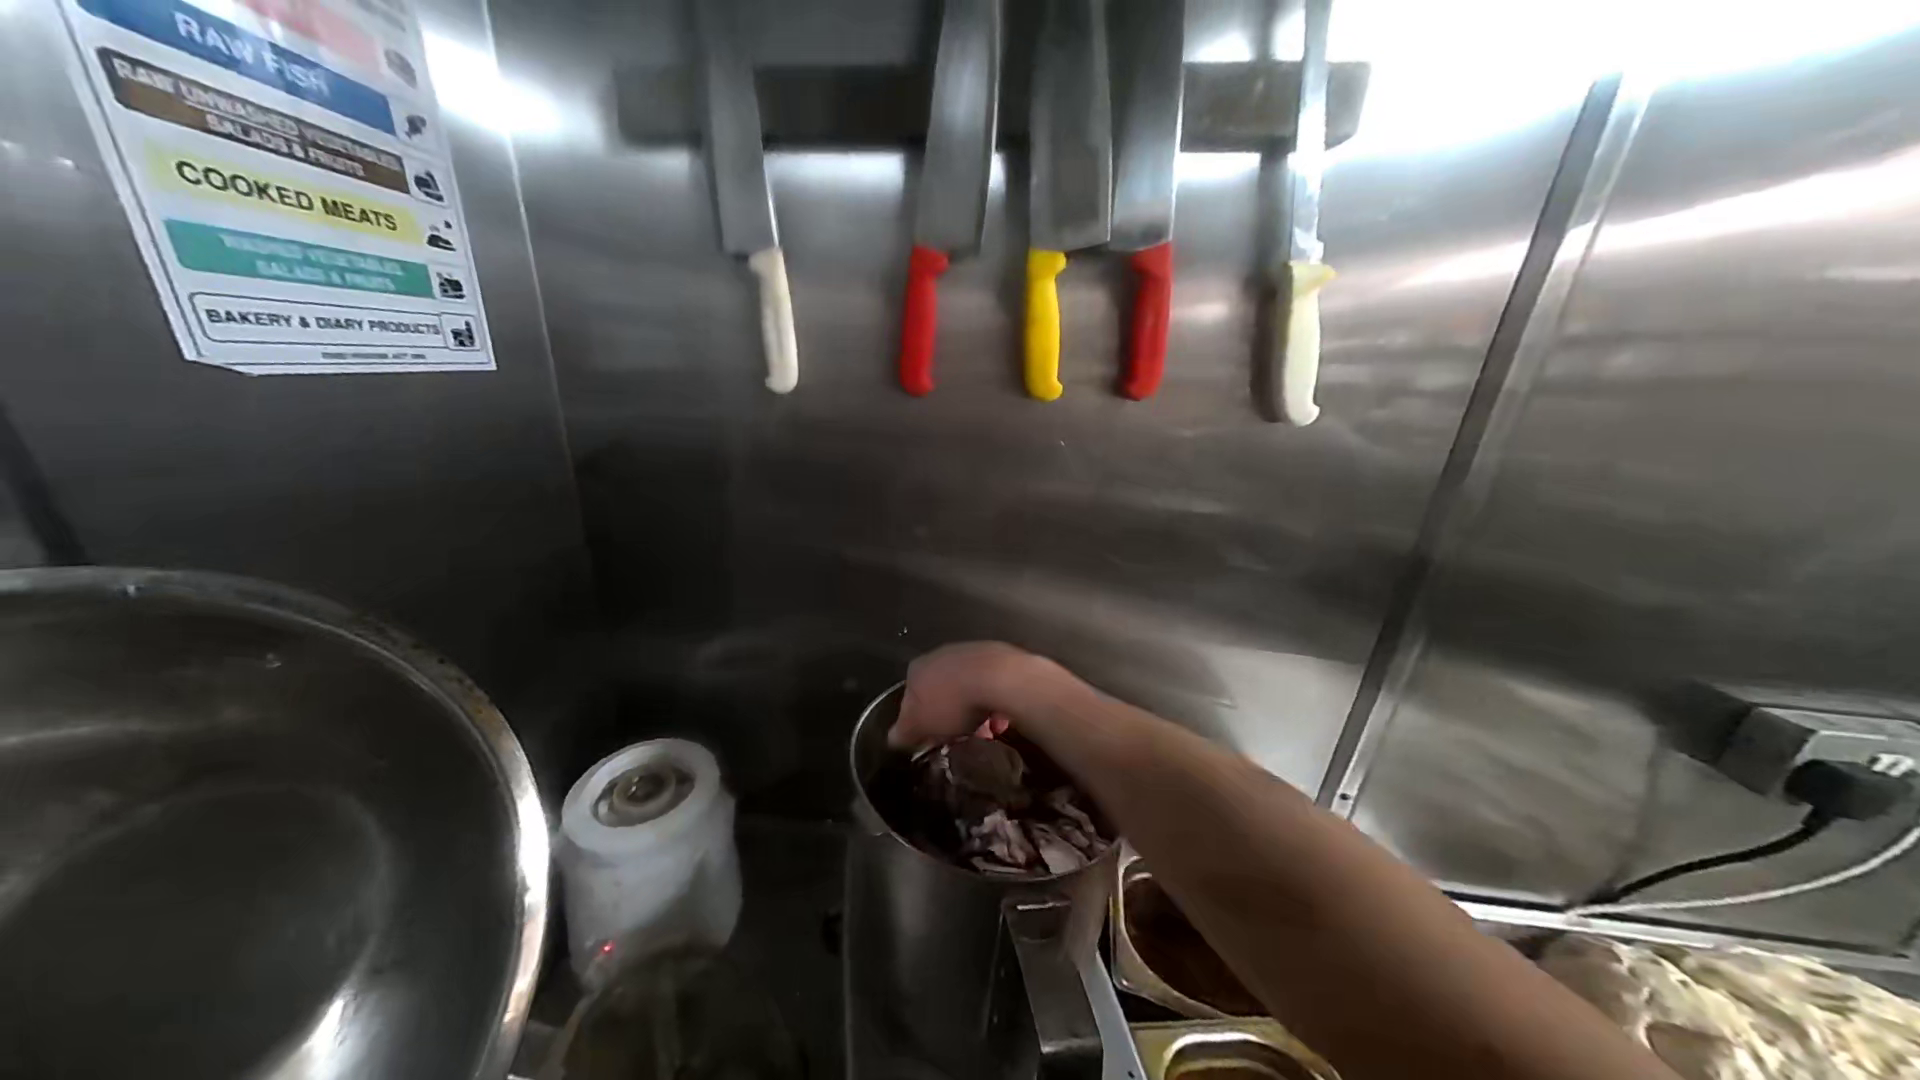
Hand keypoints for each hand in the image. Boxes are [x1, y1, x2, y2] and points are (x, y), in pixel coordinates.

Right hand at [888, 642, 1055, 748]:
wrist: (999, 678)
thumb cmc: (951, 702)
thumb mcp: (918, 725)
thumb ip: (902, 732)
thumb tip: (894, 738)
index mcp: (917, 668)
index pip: (911, 698)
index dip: (920, 722)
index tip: (932, 739)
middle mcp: (941, 655)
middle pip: (941, 694)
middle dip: (949, 718)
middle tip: (958, 738)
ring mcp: (970, 653)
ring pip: (967, 690)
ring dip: (974, 713)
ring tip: (985, 733)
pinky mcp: (997, 658)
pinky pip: (990, 687)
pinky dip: (993, 704)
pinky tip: (1001, 720)